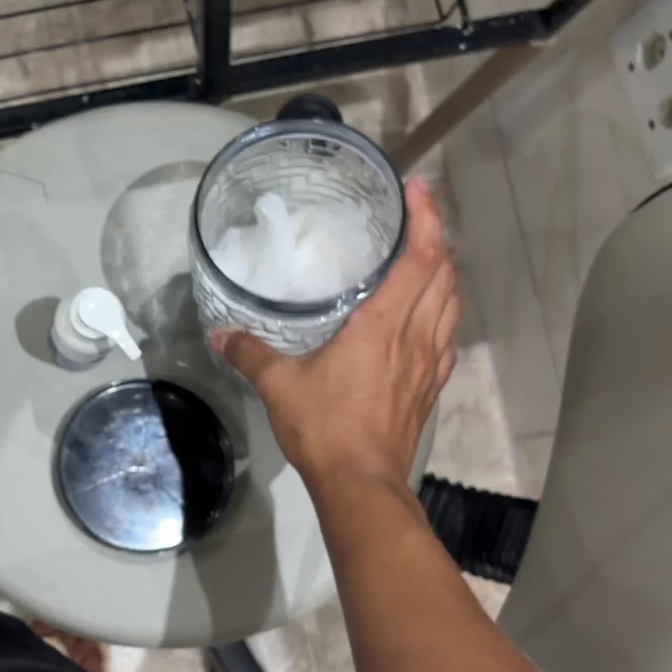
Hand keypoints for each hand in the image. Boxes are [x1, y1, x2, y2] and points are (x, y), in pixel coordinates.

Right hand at [214, 176, 458, 492]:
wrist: (361, 482)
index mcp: (382, 326)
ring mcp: (428, 363)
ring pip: (451, 304)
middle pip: (444, 275)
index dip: (424, 220)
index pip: (418, 260)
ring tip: (424, 258)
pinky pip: (445, 336)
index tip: (417, 190)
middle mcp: (414, 337)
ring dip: (444, 273)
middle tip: (414, 219)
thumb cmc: (323, 425)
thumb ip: (249, 353)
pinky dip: (442, 311)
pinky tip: (426, 316)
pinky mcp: (429, 386)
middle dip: (436, 239)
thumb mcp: (276, 384)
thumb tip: (220, 335)